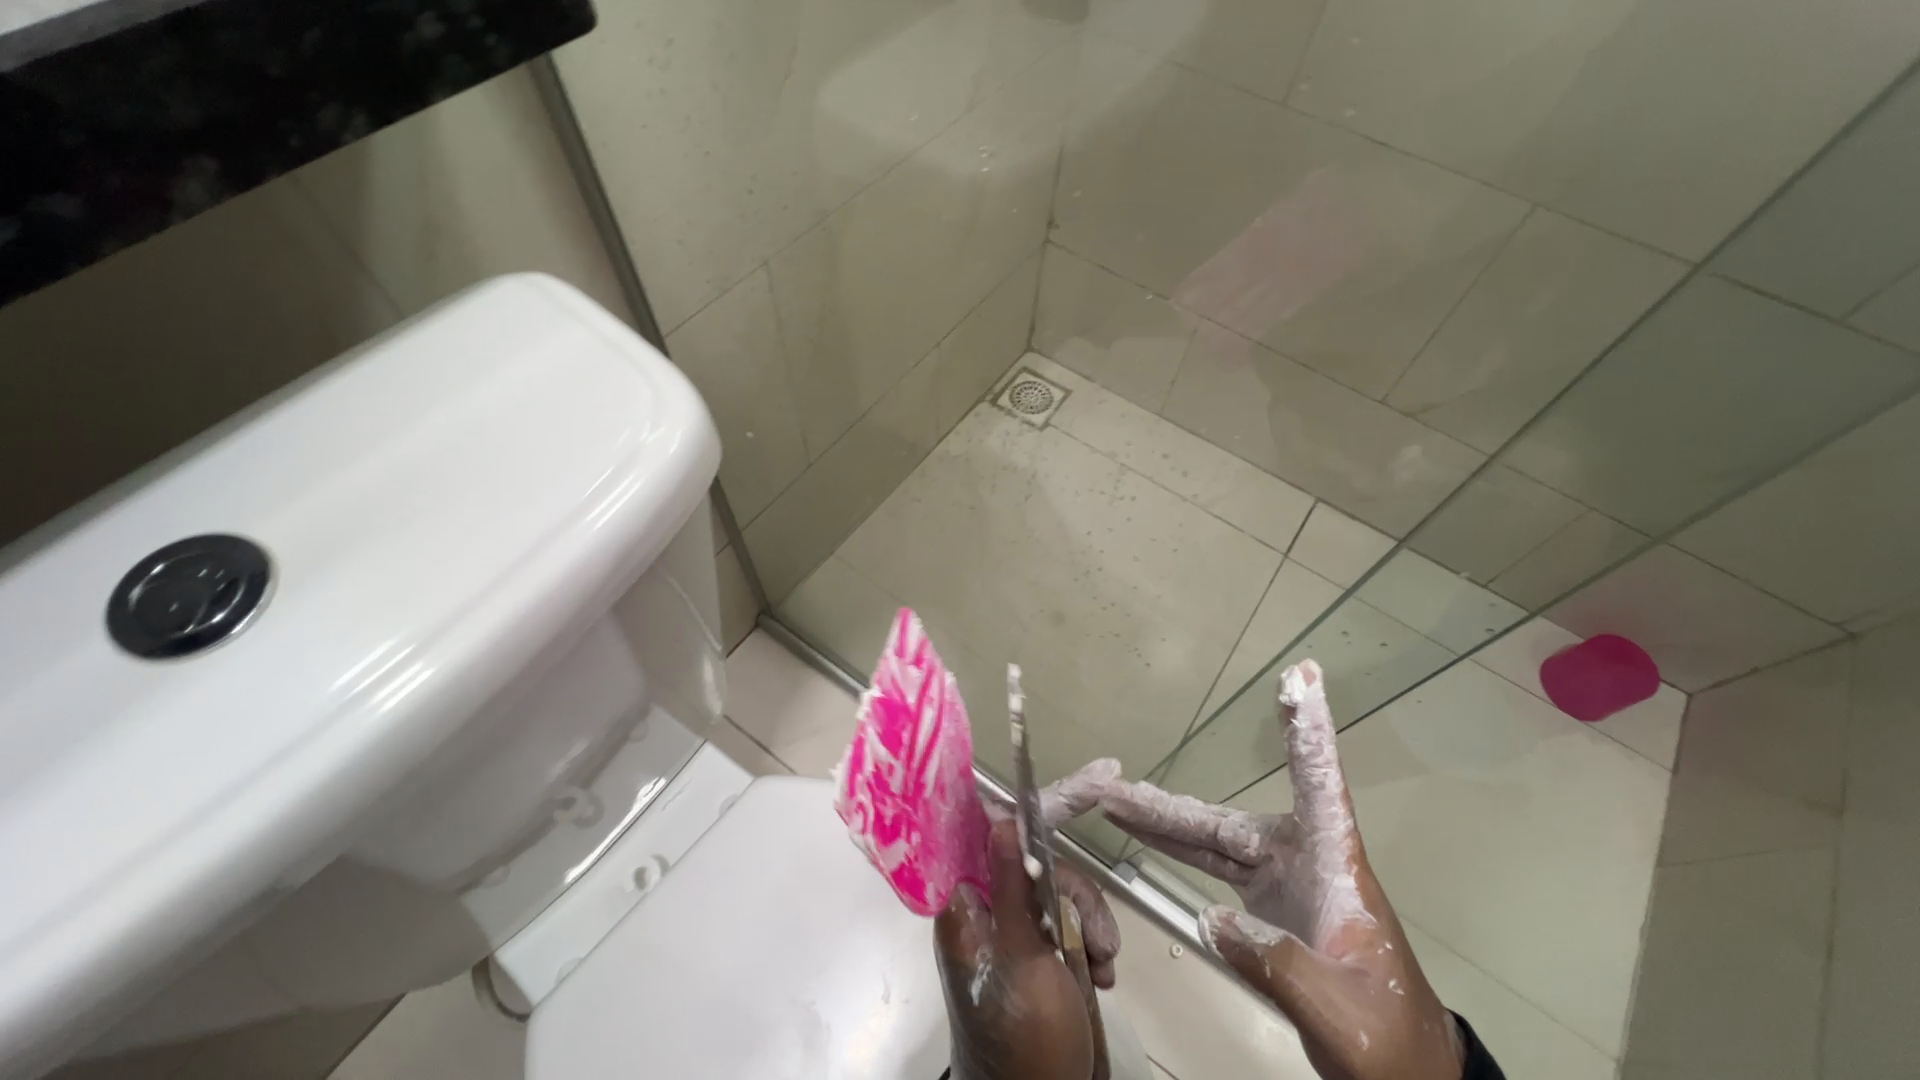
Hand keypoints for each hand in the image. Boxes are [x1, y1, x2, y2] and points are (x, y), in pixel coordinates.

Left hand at [935, 820, 1108, 1079]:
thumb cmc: (1023, 1034)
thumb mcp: (1020, 955)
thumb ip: (1011, 885)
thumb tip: (998, 818)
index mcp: (966, 913)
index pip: (984, 846)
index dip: (1016, 832)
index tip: (1051, 823)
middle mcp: (987, 919)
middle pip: (1032, 870)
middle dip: (1072, 898)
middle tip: (1096, 939)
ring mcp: (1017, 941)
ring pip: (1058, 897)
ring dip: (1088, 925)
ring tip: (1103, 965)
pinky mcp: (1043, 960)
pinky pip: (1070, 928)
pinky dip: (1092, 947)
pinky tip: (1103, 975)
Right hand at [1099, 661, 1464, 1079]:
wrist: (1406, 1073)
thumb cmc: (1389, 1040)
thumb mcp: (1338, 1012)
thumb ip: (1278, 963)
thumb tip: (1213, 917)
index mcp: (1337, 870)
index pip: (1322, 785)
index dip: (1308, 730)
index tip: (1301, 675)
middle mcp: (1306, 861)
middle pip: (1233, 820)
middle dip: (1174, 807)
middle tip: (1118, 789)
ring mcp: (1285, 882)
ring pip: (1217, 840)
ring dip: (1168, 824)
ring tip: (1116, 804)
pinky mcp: (1271, 906)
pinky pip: (1217, 868)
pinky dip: (1181, 852)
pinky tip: (1150, 842)